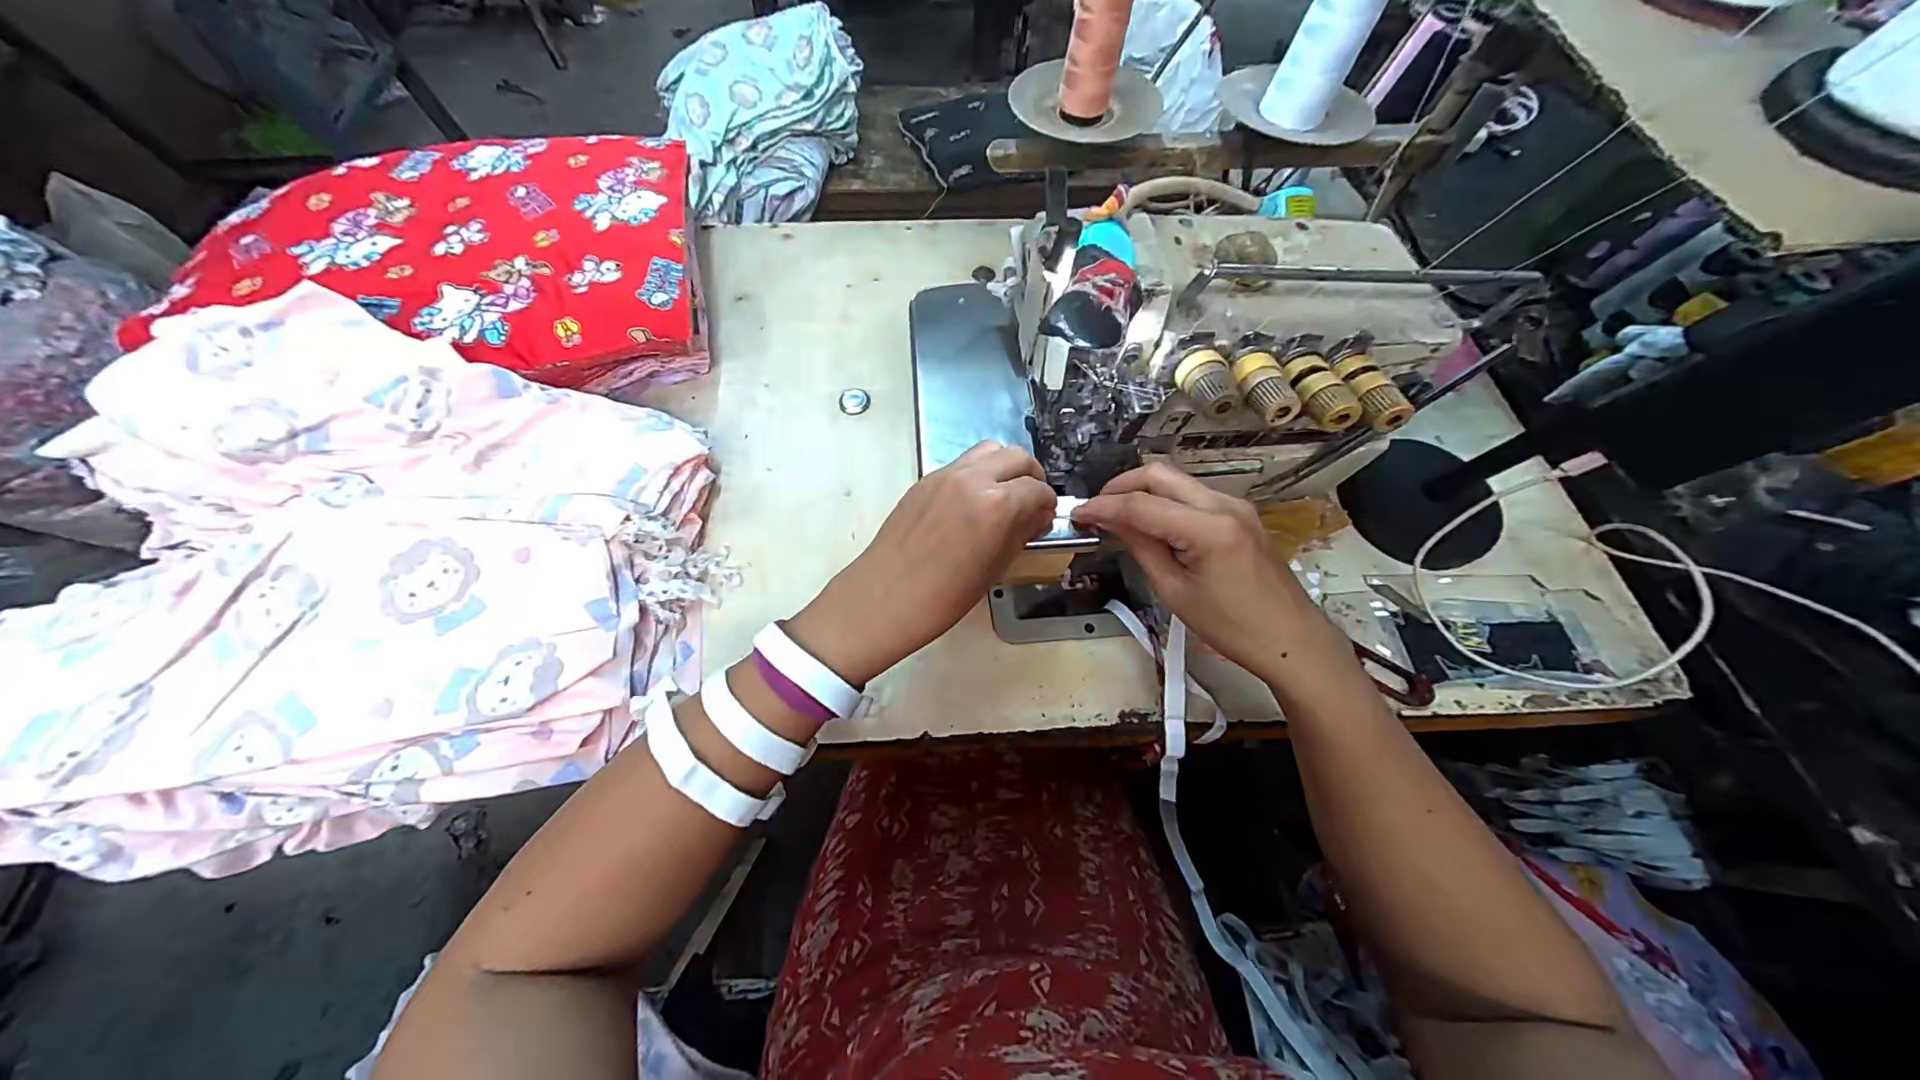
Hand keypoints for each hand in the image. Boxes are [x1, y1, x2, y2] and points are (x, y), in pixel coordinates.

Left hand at [785, 441, 1055, 684]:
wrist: (884, 597)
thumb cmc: (941, 597)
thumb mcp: (994, 568)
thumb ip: (1020, 534)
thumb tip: (1035, 518)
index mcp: (995, 505)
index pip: (1038, 489)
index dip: (1047, 505)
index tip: (1045, 518)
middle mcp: (971, 480)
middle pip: (1017, 457)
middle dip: (1031, 477)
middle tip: (1031, 502)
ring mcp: (945, 476)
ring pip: (989, 450)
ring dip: (1004, 467)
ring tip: (1004, 496)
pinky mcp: (924, 480)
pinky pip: (962, 464)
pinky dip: (978, 474)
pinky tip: (975, 503)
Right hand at [1072, 463, 1357, 697]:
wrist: (1290, 638)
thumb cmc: (1232, 627)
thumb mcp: (1174, 590)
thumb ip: (1140, 547)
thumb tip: (1109, 521)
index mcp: (1209, 529)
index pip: (1143, 504)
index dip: (1104, 506)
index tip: (1077, 513)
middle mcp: (1225, 505)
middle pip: (1160, 473)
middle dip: (1121, 485)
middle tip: (1096, 508)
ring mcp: (1236, 505)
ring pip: (1177, 480)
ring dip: (1143, 490)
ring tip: (1117, 517)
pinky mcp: (1240, 513)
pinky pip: (1193, 494)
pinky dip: (1165, 500)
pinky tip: (1150, 522)